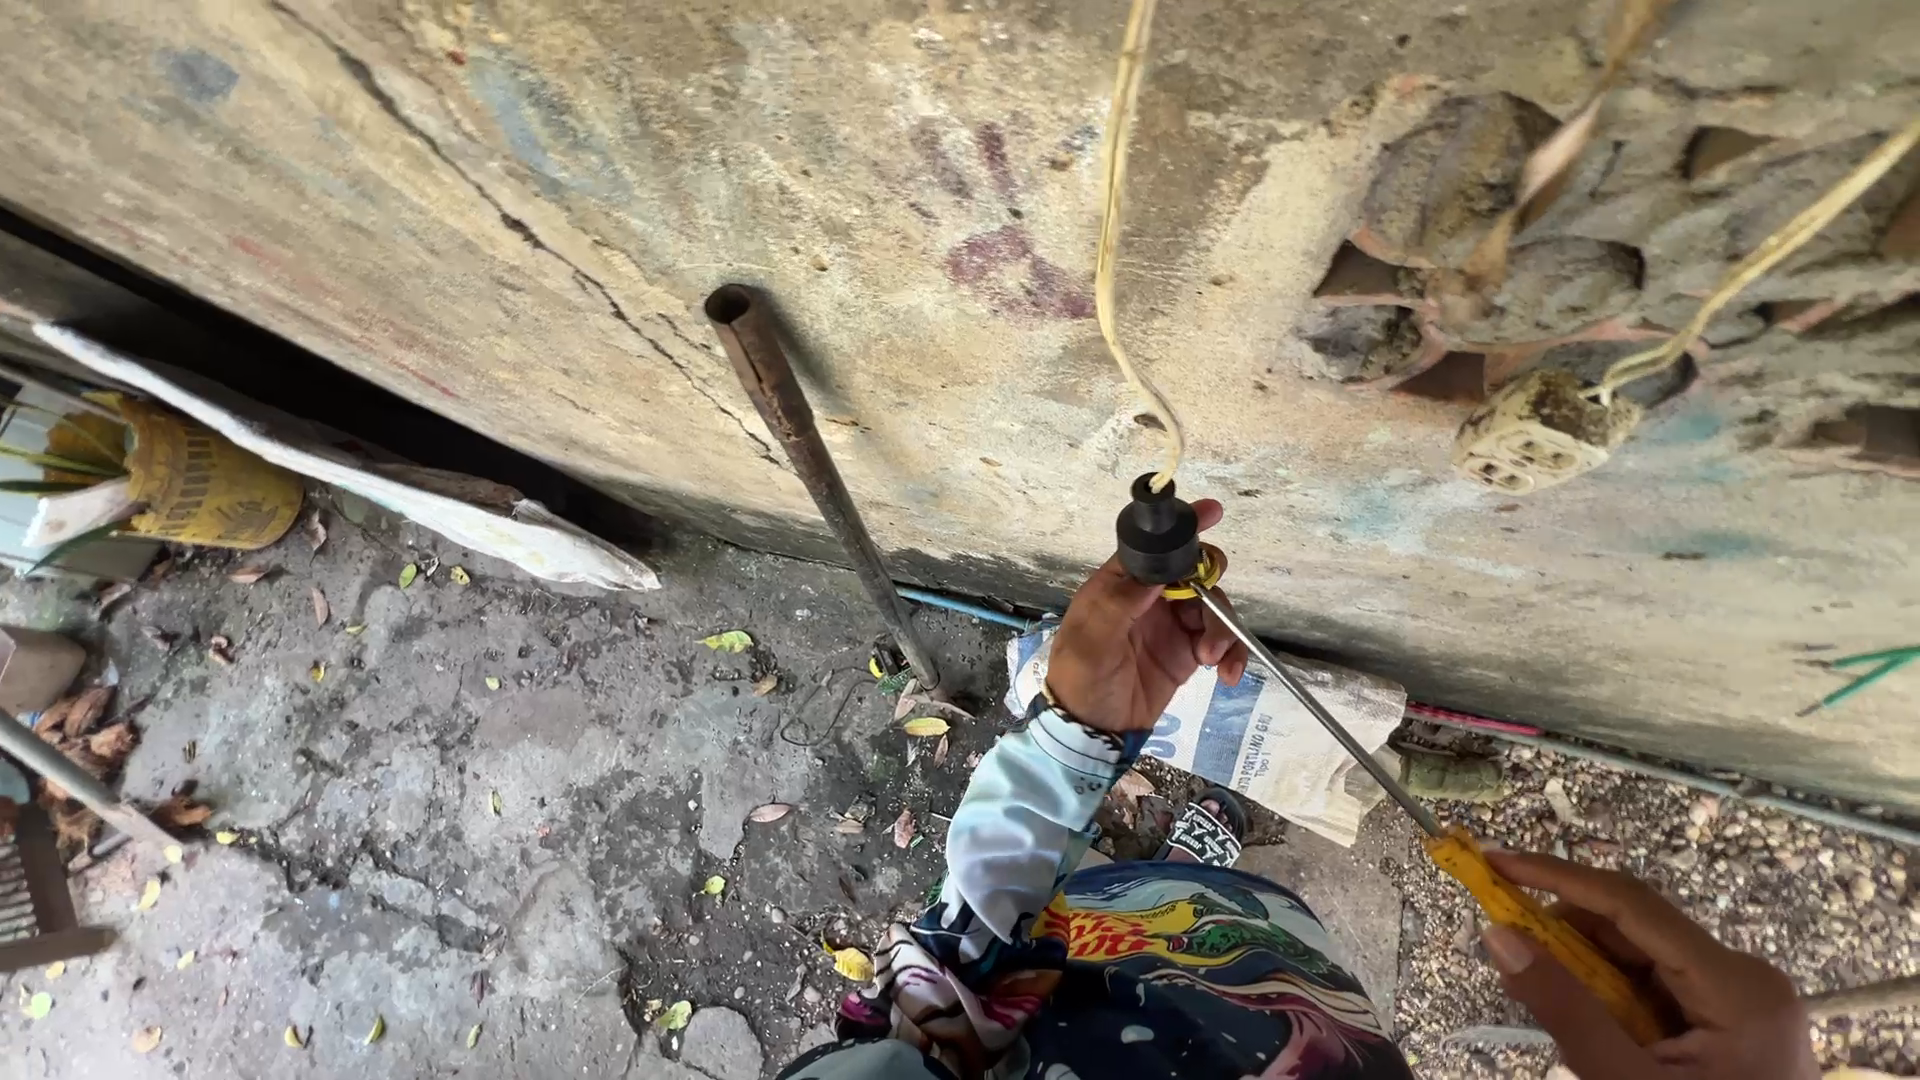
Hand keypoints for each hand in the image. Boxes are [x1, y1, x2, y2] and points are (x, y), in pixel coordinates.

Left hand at [1044, 498, 1249, 733]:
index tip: (1212, 512)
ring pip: (1211, 607)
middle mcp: (1146, 598)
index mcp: (1117, 585)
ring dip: (1221, 629)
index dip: (1181, 529)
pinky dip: (1231, 653)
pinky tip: (1227, 674)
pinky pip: (1219, 641)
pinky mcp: (1185, 652)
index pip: (1151, 548)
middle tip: (1212, 609)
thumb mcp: (1091, 641)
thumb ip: (1119, 604)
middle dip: (1210, 585)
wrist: (1092, 730)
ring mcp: (1169, 624)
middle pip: (1192, 572)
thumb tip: (1157, 573)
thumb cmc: (1081, 679)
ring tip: (1211, 658)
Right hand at [1481, 850, 1816, 1079]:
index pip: (1629, 902)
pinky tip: (1585, 1021)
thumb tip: (1495, 933)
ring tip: (1548, 1005)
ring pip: (1626, 946)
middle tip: (1509, 955)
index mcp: (1735, 987)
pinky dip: (1597, 985)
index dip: (1555, 874)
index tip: (1491, 861)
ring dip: (1574, 963)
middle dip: (1558, 932)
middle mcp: (1740, 973)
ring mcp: (1734, 991)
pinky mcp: (1721, 1009)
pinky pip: (1640, 973)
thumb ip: (1566, 1010)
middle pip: (1625, 923)